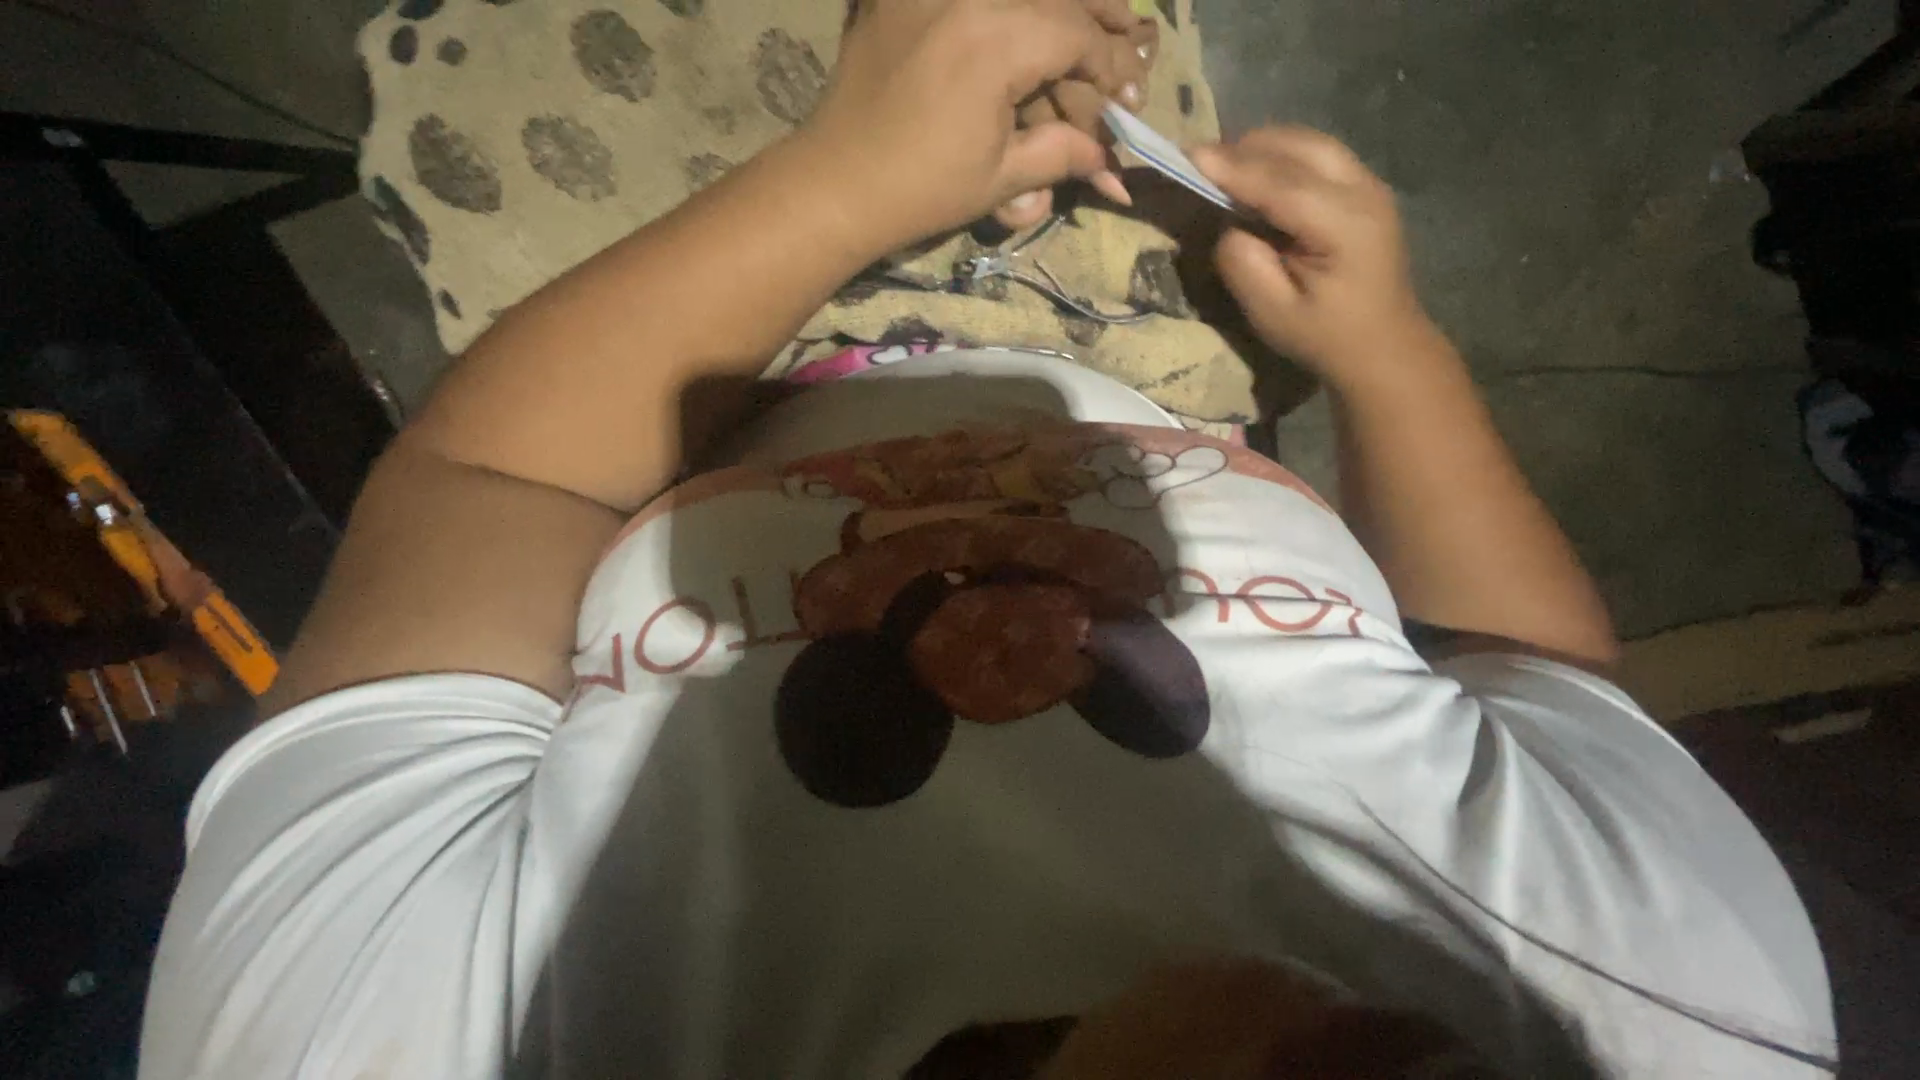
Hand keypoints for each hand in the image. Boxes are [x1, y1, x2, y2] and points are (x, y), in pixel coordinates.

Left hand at [802, 0, 1129, 246]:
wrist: (836, 185)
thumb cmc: (921, 190)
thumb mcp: (1000, 177)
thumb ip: (1061, 153)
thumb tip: (1108, 156)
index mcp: (996, 38)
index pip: (1076, 35)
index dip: (1111, 66)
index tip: (1130, 97)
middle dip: (1098, 21)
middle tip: (1132, 43)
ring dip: (1054, 13)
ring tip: (1080, 40)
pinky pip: (974, 2)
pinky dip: (1006, 15)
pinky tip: (1024, 32)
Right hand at [1192, 128, 1438, 387]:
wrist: (1383, 346)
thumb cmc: (1325, 337)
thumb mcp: (1272, 313)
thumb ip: (1243, 264)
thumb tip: (1226, 225)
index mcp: (1344, 225)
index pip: (1280, 182)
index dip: (1233, 167)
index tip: (1189, 154)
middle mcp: (1364, 192)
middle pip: (1299, 148)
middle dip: (1247, 148)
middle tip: (1202, 161)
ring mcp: (1369, 186)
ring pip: (1310, 144)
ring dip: (1265, 148)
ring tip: (1224, 164)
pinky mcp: (1364, 190)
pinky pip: (1318, 156)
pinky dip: (1282, 156)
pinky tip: (1257, 173)